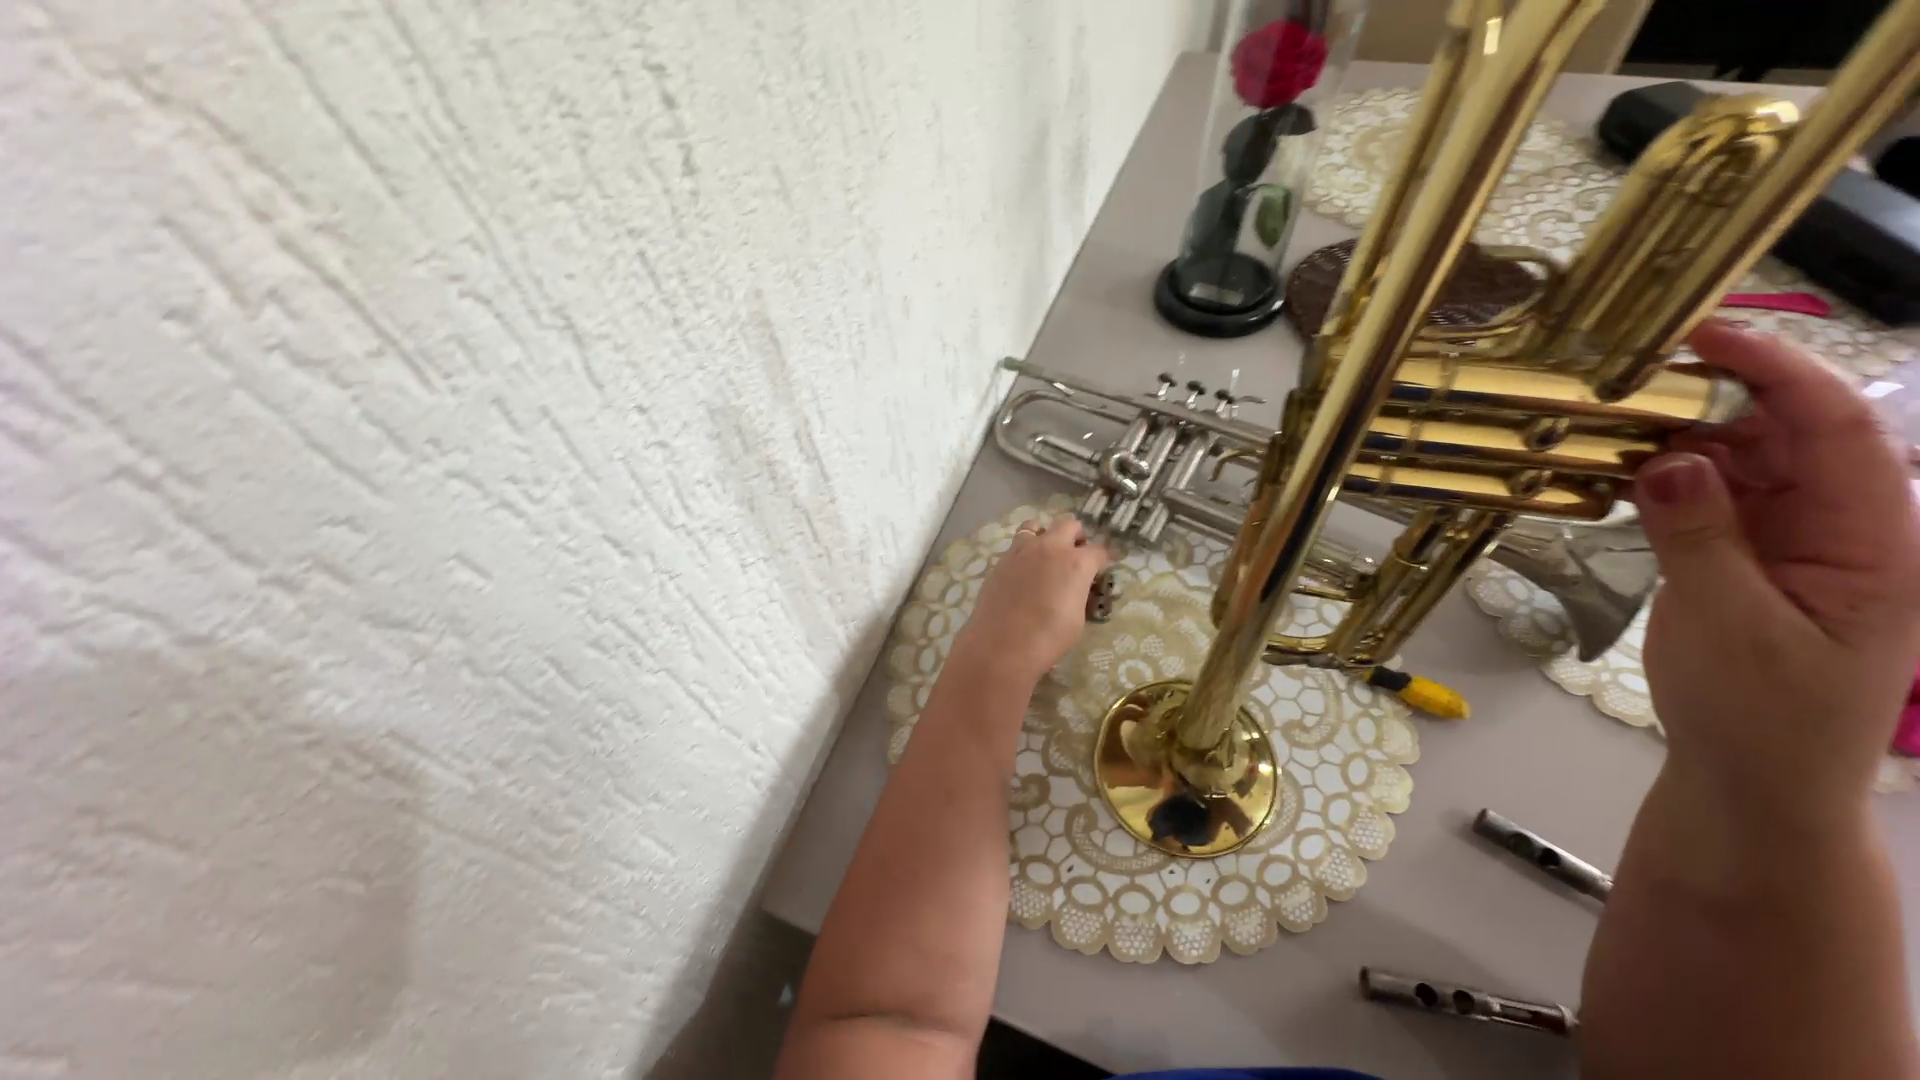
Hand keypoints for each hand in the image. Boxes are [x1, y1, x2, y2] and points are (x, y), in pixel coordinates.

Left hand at [954, 514, 1109, 685]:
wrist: (1001, 644)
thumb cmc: (1047, 638)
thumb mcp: (1077, 619)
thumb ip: (1079, 594)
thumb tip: (1076, 588)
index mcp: (1077, 563)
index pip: (1099, 550)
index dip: (1104, 558)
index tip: (1103, 564)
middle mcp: (1051, 548)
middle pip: (1069, 524)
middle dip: (1077, 536)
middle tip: (1076, 554)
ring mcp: (1022, 550)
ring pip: (1036, 525)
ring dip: (1046, 535)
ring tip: (1045, 555)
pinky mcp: (1002, 560)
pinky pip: (1017, 544)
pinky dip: (1025, 550)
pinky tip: (1024, 571)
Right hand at [1633, 321, 1919, 826]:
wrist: (1755, 782)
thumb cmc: (1761, 714)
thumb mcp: (1727, 626)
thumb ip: (1699, 537)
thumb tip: (1666, 461)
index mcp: (1877, 541)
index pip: (1837, 429)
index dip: (1777, 371)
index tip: (1706, 332)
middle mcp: (1846, 526)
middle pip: (1791, 434)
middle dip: (1720, 397)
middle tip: (1631, 380)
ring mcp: (1798, 542)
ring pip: (1747, 462)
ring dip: (1685, 440)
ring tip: (1614, 424)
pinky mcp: (1753, 557)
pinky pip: (1715, 498)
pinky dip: (1670, 479)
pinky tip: (1623, 472)